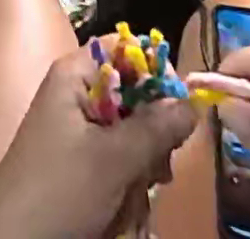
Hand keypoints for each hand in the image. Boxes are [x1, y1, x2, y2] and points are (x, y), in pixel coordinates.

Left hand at [0, 49, 195, 238]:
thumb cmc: (58, 189)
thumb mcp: (111, 159)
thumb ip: (154, 128)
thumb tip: (192, 102)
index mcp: (75, 74)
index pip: (123, 48)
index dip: (154, 68)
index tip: (179, 104)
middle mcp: (78, 92)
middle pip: (134, 91)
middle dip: (152, 130)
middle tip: (159, 164)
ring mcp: (79, 126)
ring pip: (133, 130)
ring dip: (144, 161)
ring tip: (138, 189)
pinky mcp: (83, 158)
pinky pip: (121, 156)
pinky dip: (131, 178)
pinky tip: (128, 202)